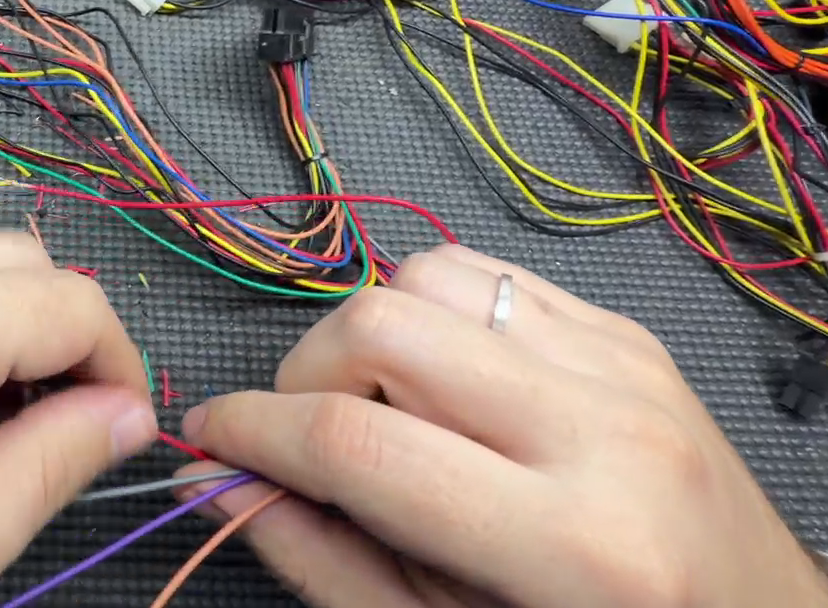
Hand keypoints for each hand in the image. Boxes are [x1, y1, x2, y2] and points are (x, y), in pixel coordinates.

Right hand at [175, 243, 827, 607]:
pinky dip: (423, 310)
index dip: (254, 430)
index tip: (207, 435)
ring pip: (420, 274)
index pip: (355, 442)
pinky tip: (443, 374)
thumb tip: (215, 483)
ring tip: (392, 404)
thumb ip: (318, 558)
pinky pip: (473, 268)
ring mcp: (620, 360)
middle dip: (308, 372)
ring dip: (369, 333)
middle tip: (314, 432)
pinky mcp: (619, 326)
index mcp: (577, 546)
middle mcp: (605, 430)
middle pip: (380, 324)